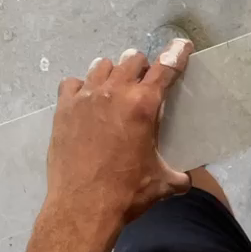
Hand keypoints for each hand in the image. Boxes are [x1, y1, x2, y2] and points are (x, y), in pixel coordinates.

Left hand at [43, 40, 194, 241]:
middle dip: (143, 67)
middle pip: (132, 60)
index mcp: (144, 106)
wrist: (84, 205)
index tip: (181, 45)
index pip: (165, 69)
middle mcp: (114, 93)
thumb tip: (186, 180)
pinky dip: (83, 88)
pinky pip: (74, 83)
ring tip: (115, 90)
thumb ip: (179, 175)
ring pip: (102, 66)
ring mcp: (85, 97)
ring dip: (114, 73)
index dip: (176, 54)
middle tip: (144, 83)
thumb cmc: (128, 193)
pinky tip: (87, 103)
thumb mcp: (163, 184)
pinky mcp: (63, 108)